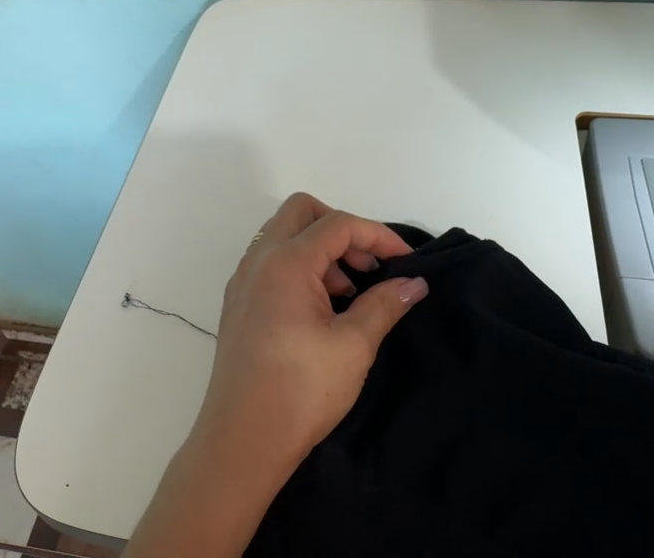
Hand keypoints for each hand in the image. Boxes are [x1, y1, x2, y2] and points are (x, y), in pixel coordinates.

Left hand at [122, 193, 427, 557]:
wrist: (242, 441)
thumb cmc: (301, 390)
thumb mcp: (354, 345)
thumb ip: (385, 304)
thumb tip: (414, 283)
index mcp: (286, 261)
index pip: (339, 224)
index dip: (378, 236)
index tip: (407, 261)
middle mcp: (259, 260)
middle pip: (302, 212)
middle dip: (341, 229)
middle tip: (367, 266)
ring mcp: (243, 281)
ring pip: (283, 235)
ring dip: (319, 250)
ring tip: (347, 294)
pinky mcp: (238, 303)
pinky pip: (271, 262)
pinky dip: (299, 268)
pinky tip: (321, 310)